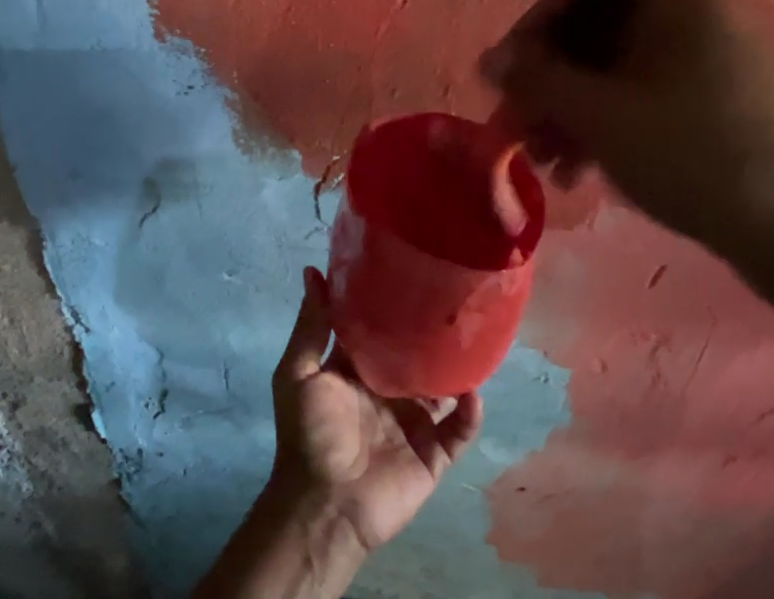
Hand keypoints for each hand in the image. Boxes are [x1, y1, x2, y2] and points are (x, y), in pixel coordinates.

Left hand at [272, 266, 482, 550]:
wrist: (325, 504)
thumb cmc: (309, 434)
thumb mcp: (298, 374)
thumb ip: (311, 325)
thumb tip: (313, 270)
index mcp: (356, 371)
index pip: (378, 331)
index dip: (391, 305)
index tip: (410, 269)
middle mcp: (388, 391)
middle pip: (416, 357)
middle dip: (431, 333)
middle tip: (454, 297)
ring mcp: (414, 422)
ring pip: (443, 389)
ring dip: (457, 369)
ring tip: (475, 337)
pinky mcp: (434, 453)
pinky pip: (460, 429)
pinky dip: (470, 412)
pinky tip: (473, 391)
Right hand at [480, 0, 773, 249]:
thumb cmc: (687, 156)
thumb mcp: (597, 115)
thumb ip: (535, 79)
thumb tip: (488, 60)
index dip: (533, 27)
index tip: (505, 77)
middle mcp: (708, 11)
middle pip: (602, 32)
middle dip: (551, 84)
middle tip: (520, 131)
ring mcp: (726, 54)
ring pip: (625, 69)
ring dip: (575, 111)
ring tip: (551, 165)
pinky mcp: (735, 96)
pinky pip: (655, 93)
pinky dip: (614, 123)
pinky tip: (588, 170)